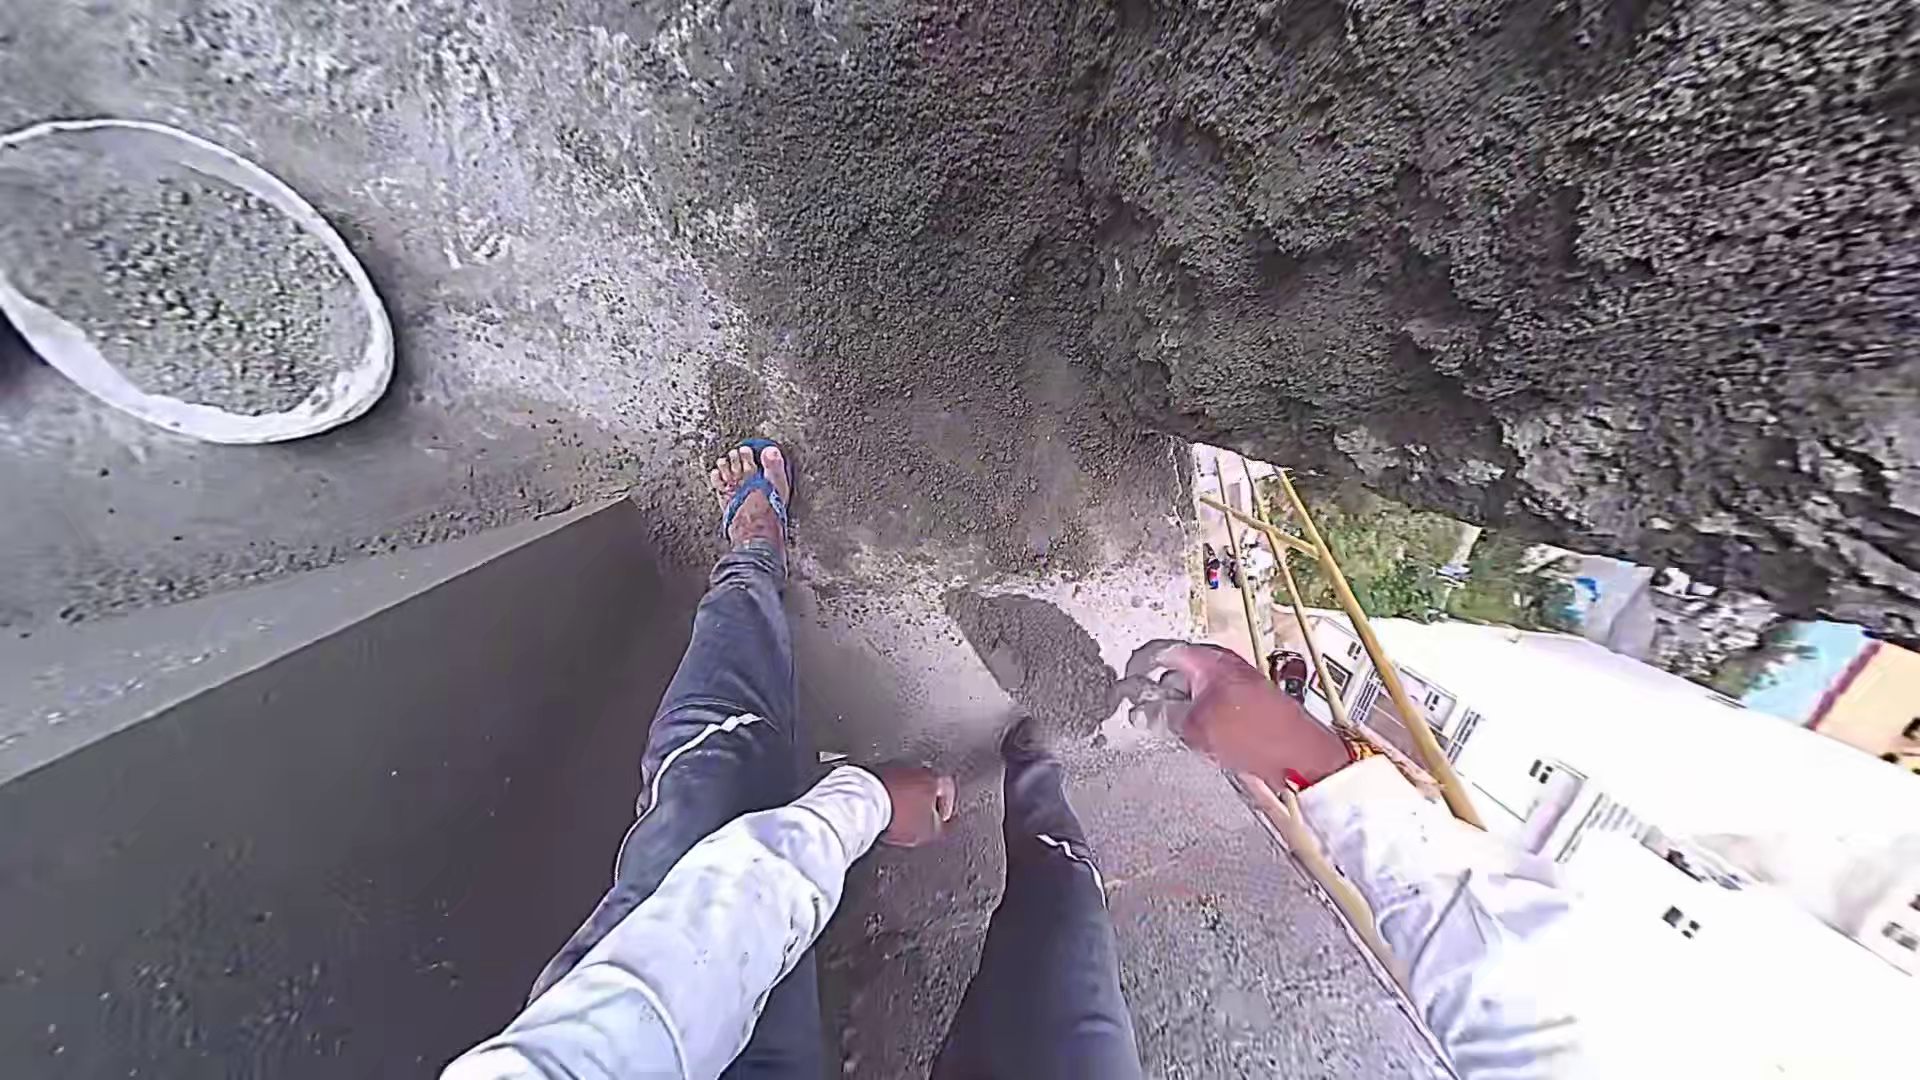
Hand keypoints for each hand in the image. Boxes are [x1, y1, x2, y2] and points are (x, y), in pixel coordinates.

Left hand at [872, 766, 956, 846]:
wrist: (865, 803)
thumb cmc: (896, 814)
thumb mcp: (925, 831)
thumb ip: (939, 828)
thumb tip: (941, 827)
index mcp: (932, 779)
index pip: (948, 787)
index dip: (948, 804)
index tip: (943, 816)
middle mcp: (915, 770)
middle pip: (927, 784)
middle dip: (926, 801)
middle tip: (923, 818)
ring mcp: (895, 769)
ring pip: (908, 784)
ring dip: (907, 799)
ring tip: (901, 817)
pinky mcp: (877, 773)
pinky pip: (890, 785)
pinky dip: (891, 796)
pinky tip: (886, 810)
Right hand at [1146, 642, 1351, 789]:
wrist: (1301, 755)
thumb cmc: (1255, 733)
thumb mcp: (1194, 726)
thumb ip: (1160, 715)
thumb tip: (1139, 711)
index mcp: (1206, 659)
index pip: (1159, 652)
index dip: (1137, 668)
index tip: (1126, 685)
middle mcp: (1220, 663)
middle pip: (1174, 671)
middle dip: (1159, 692)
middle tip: (1149, 713)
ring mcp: (1234, 681)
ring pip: (1191, 689)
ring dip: (1180, 707)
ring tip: (1181, 731)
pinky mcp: (1244, 700)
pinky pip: (1209, 702)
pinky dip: (1198, 715)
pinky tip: (1202, 737)